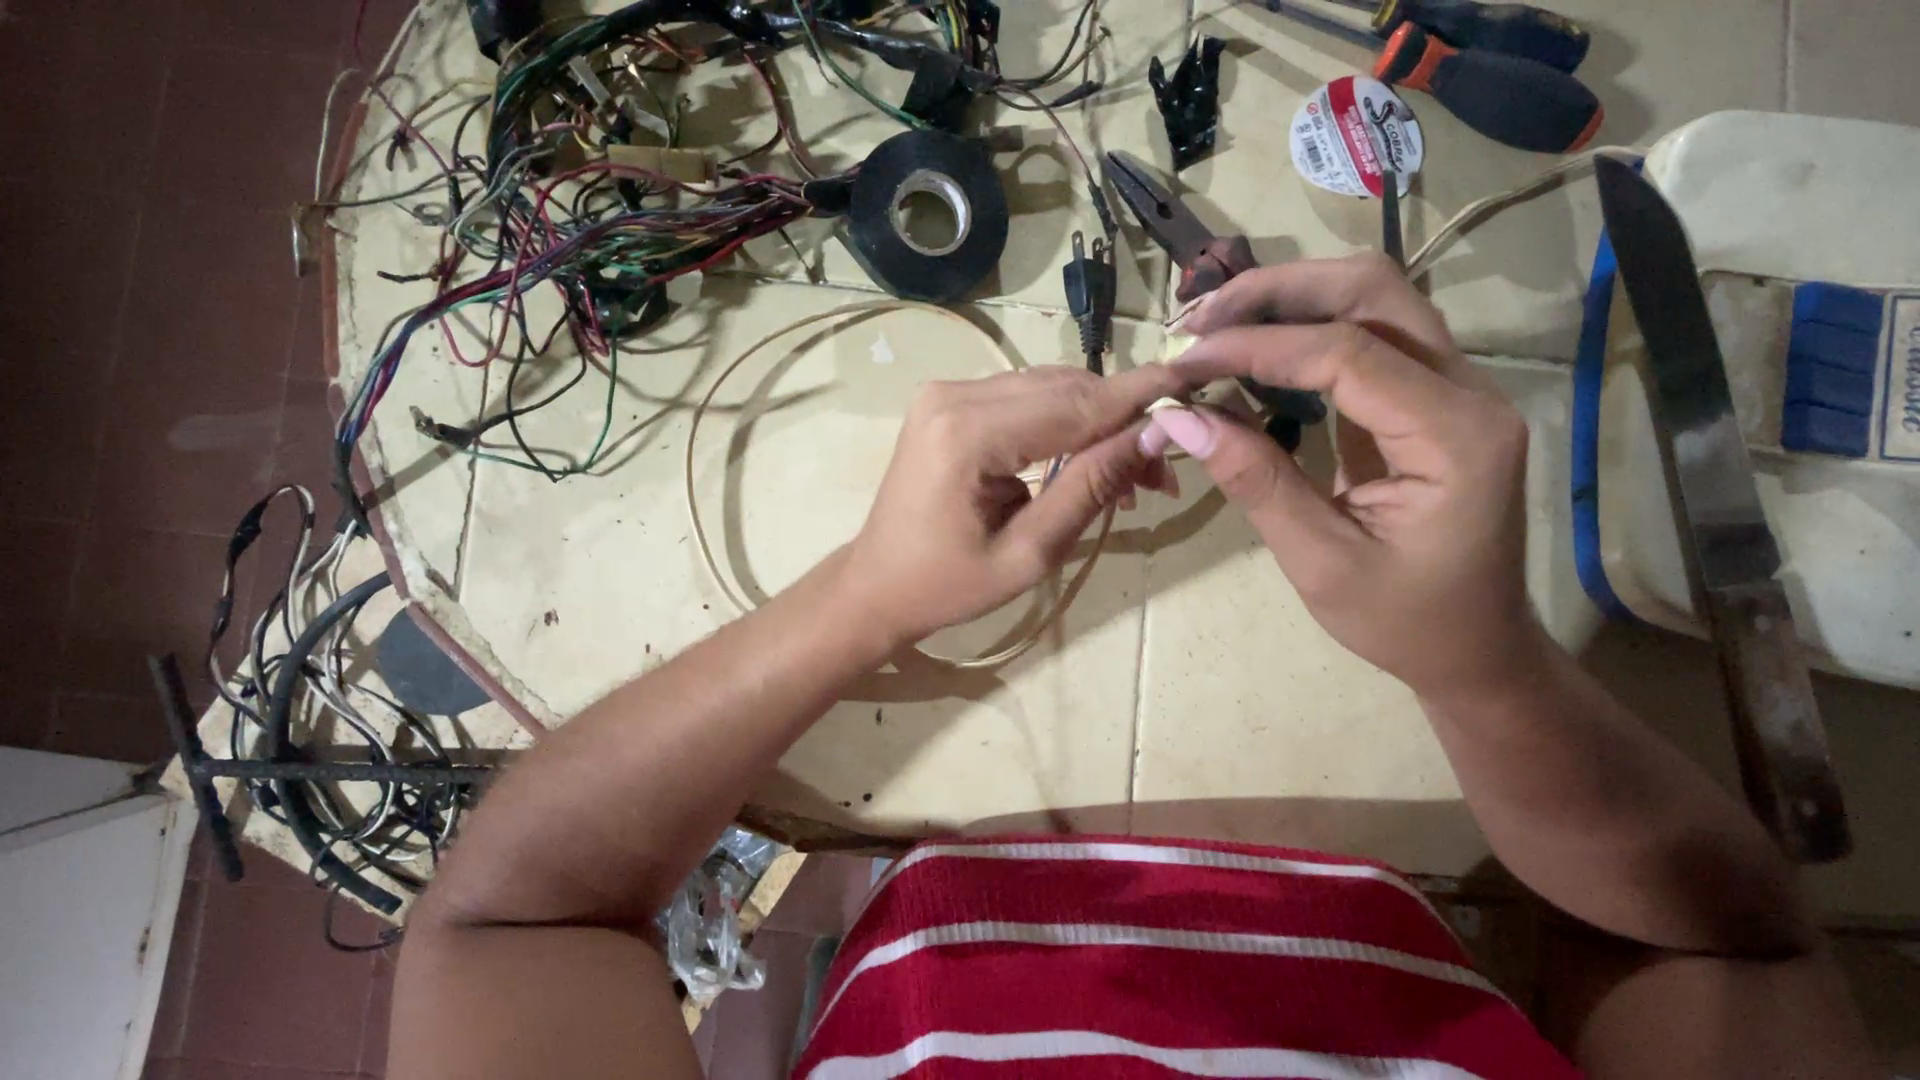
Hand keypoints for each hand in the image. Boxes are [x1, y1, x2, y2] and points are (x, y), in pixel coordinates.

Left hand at [842, 364, 1183, 646]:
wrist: (877, 584)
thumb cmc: (947, 586)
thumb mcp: (1028, 553)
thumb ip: (1090, 488)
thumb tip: (1153, 436)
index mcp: (966, 434)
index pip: (1073, 405)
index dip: (1137, 398)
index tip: (1194, 386)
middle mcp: (953, 395)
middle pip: (1063, 388)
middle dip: (1121, 420)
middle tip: (1162, 472)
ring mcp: (947, 393)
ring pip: (1048, 388)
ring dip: (1096, 422)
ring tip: (1133, 477)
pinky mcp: (949, 402)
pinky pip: (1023, 398)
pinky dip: (1063, 423)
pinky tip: (1089, 460)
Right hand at [1149, 253, 1546, 698]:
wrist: (1476, 648)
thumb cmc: (1404, 620)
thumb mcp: (1320, 563)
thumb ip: (1255, 480)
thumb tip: (1178, 416)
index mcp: (1454, 436)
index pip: (1346, 352)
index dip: (1255, 346)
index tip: (1183, 363)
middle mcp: (1468, 391)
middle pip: (1371, 290)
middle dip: (1276, 292)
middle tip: (1195, 322)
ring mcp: (1455, 387)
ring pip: (1372, 298)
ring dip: (1288, 298)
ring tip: (1213, 325)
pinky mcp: (1430, 397)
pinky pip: (1367, 335)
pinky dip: (1303, 328)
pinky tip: (1250, 349)